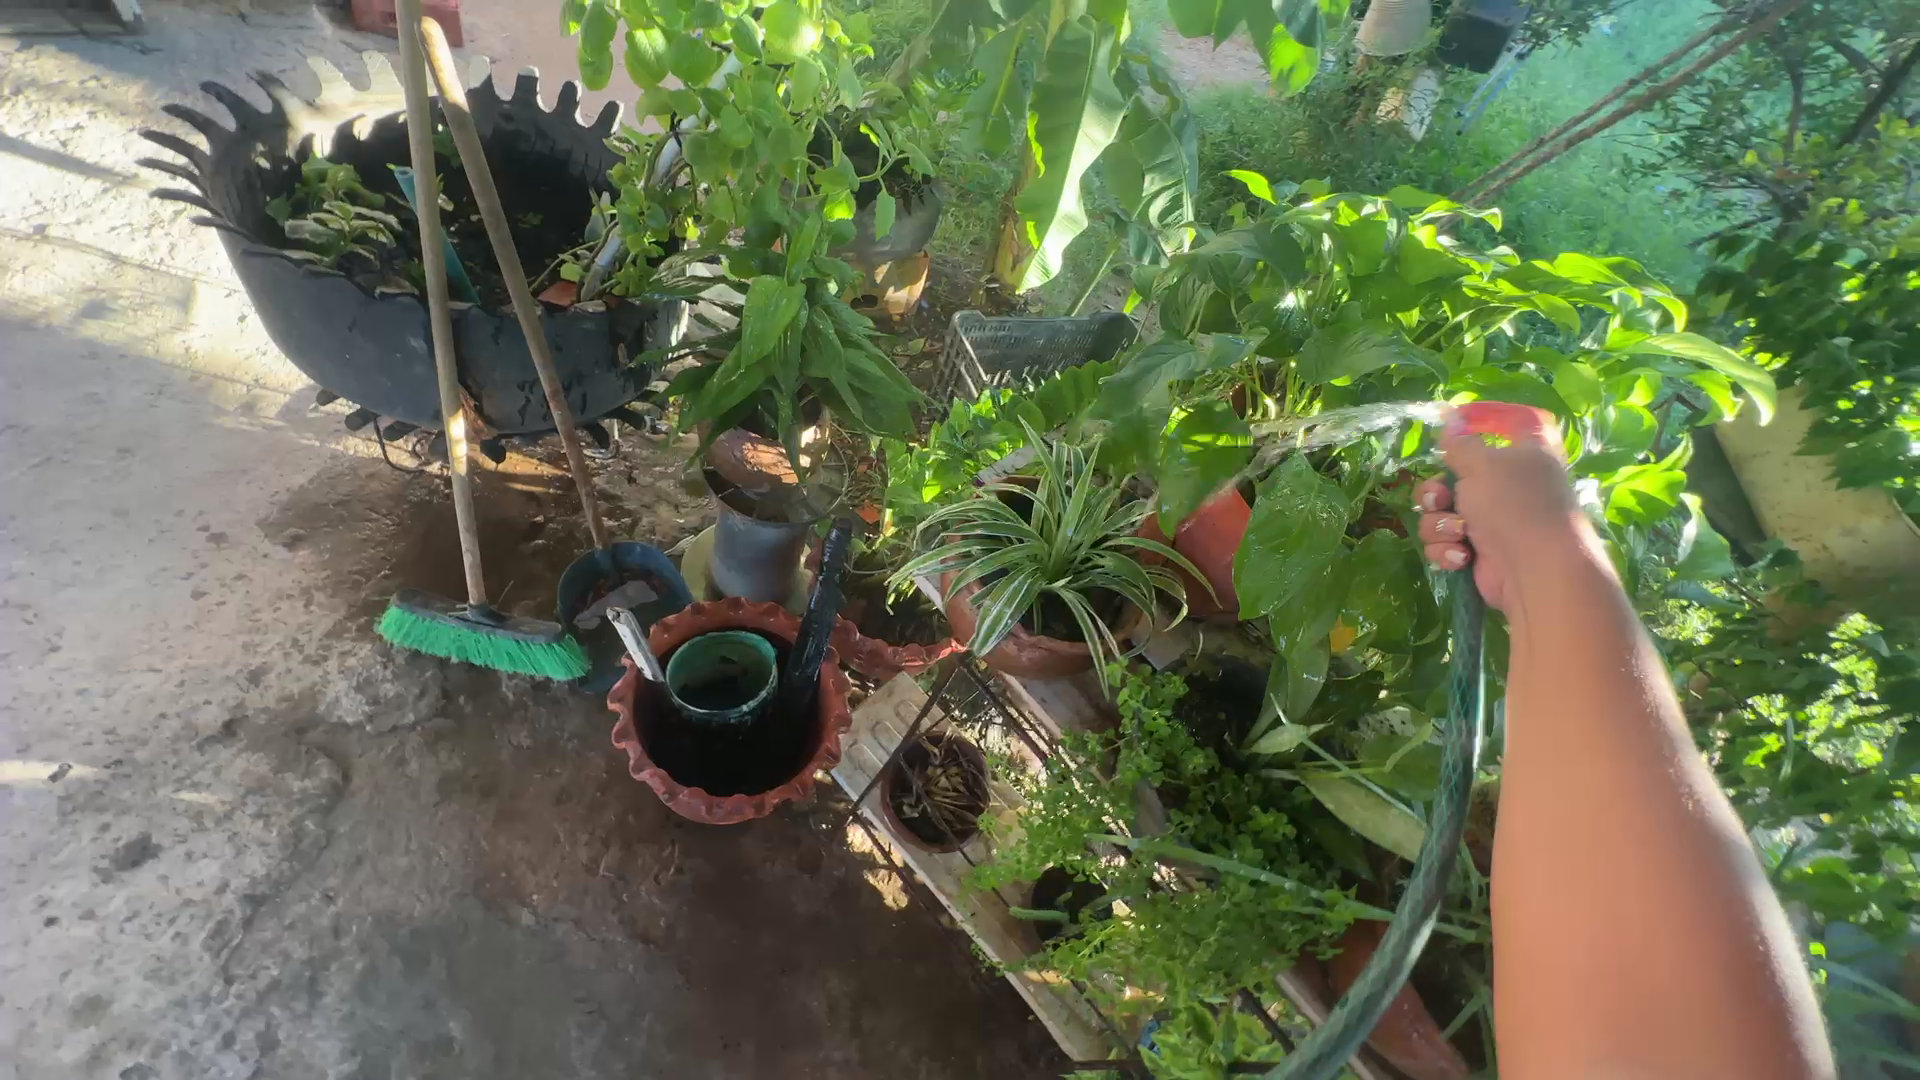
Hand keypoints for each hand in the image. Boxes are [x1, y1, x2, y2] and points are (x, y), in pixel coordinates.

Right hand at [1414, 403, 1603, 613]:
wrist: (1533, 568)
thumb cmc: (1515, 506)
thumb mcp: (1483, 464)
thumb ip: (1460, 444)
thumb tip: (1451, 419)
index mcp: (1520, 455)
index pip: (1510, 422)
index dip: (1485, 418)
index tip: (1456, 421)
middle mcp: (1505, 486)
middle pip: (1451, 477)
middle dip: (1435, 492)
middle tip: (1442, 500)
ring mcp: (1490, 521)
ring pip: (1439, 514)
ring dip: (1439, 525)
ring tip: (1458, 534)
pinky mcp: (1475, 551)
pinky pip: (1442, 542)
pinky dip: (1446, 549)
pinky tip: (1461, 556)